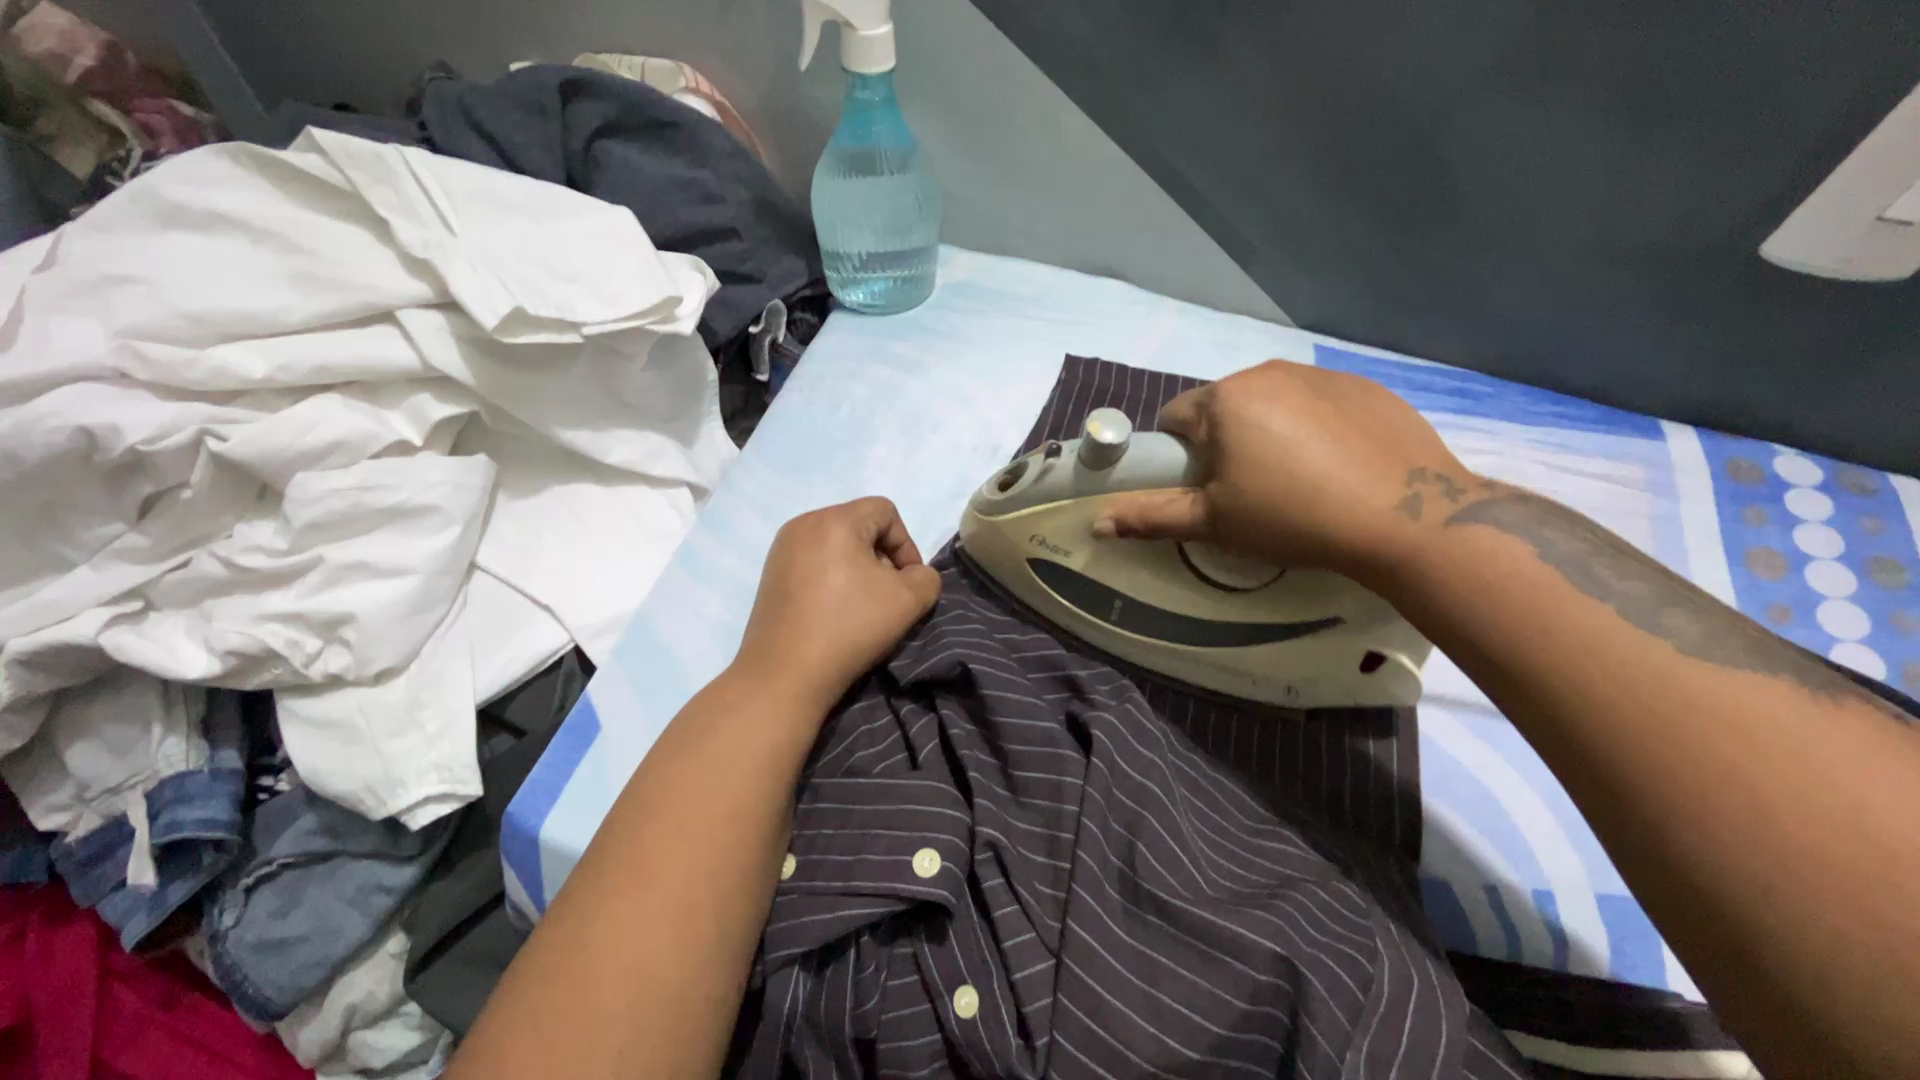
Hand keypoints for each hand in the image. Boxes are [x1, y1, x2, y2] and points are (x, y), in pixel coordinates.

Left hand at [734, 497, 942, 711]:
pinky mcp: (770, 576)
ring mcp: (781, 551)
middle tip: (887, 597)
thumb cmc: (849, 628)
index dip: (907, 544)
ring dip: (858, 572)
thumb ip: (927, 578)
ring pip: (836, 546)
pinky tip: (834, 615)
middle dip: (882, 558)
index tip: (907, 583)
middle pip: (859, 526)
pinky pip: (813, 564)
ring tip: (862, 609)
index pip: (885, 510)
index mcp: (834, 520)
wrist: (785, 675)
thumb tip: (914, 576)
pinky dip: (832, 581)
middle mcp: (802, 524)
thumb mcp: (908, 602)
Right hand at [1094, 360, 1478, 580]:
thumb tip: (1098, 522)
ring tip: (1298, 481)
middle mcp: (1267, 372)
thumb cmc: (1294, 519)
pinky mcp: (1366, 386)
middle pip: (1223, 407)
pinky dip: (1314, 429)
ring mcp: (1320, 375)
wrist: (1408, 518)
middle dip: (1224, 443)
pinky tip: (1337, 467)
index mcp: (1223, 400)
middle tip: (1250, 492)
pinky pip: (1318, 403)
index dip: (1180, 457)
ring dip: (1268, 432)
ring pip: (1271, 403)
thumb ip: (1152, 517)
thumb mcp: (1215, 523)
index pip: (1174, 418)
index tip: (1206, 490)